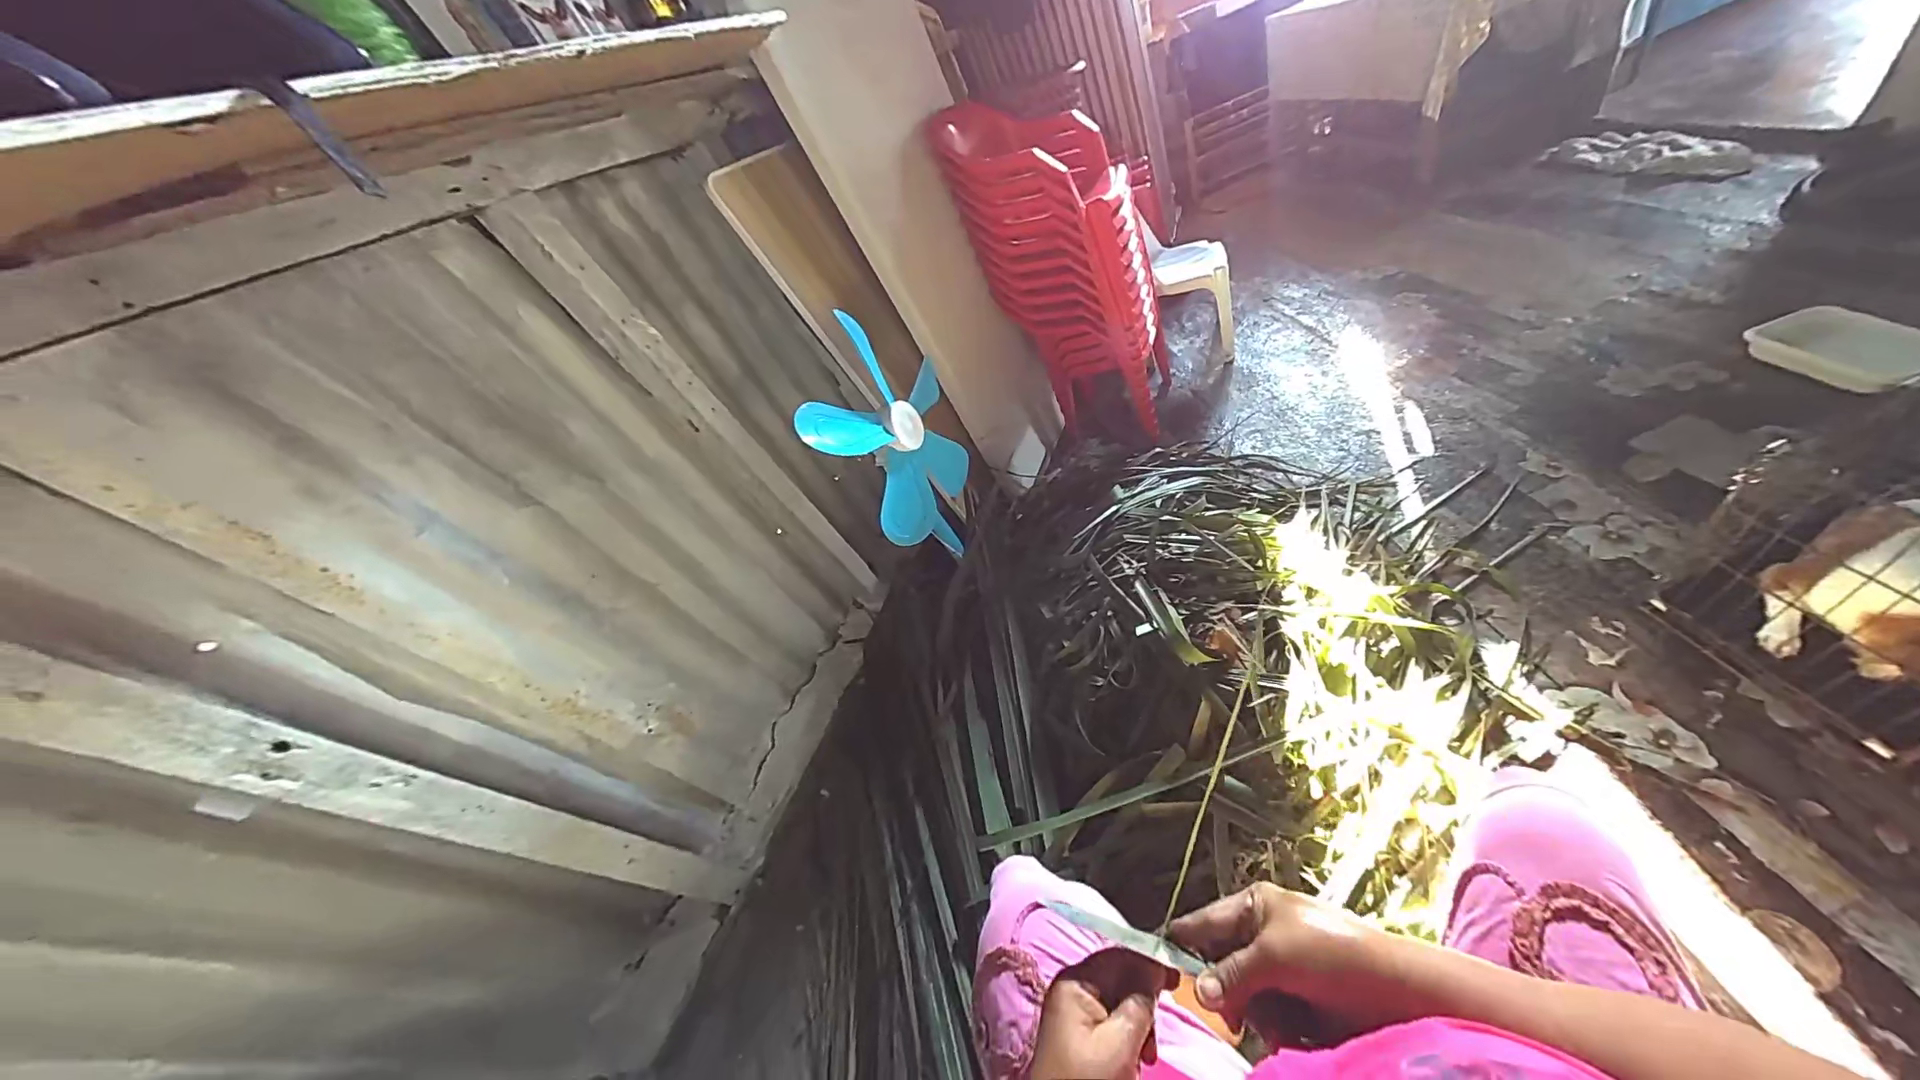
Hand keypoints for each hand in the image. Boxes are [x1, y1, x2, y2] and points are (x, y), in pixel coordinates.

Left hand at [1029, 947, 1176, 1079]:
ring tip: (1147, 1053)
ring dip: (1140, 1021)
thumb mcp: (1119, 1043)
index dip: (1148, 960)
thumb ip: (1139, 1003)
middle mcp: (1073, 985)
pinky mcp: (1080, 1029)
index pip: (1118, 955)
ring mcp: (1074, 1007)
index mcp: (1075, 980)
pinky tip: (1138, 1056)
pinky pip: (1111, 1018)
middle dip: (1144, 999)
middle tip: (1159, 1029)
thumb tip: (1156, 970)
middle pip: (1119, 975)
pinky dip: (1129, 1033)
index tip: (1177, 975)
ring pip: (1119, 998)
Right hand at [1168, 882, 1408, 1038]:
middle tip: (1237, 1015)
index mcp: (1253, 906)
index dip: (1185, 947)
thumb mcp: (1275, 956)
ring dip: (1260, 1017)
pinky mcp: (1301, 1002)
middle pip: (1221, 967)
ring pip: (1244, 998)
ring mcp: (1281, 969)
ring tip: (1284, 1025)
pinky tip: (1297, 1034)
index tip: (1165, 975)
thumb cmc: (1333, 955)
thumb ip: (1232, 973)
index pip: (1203, 924)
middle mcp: (1262, 934)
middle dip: (1230, 994)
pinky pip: (1270, 1018)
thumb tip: (1197, 994)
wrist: (1401, 992)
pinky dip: (1279, 1030)